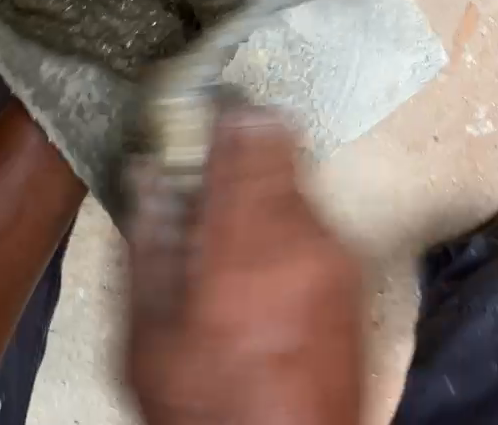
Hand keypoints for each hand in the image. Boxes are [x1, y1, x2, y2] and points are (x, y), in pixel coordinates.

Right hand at [124, 105, 365, 424]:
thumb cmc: (209, 405)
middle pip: (279, 138)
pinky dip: (287, 212)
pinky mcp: (352, 268)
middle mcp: (296, 230)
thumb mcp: (146, 339)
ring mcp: (333, 247)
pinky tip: (265, 254)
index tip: (206, 103)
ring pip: (297, 172)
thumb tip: (147, 174)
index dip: (224, 108)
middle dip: (246, 133)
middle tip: (218, 149)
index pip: (242, 134)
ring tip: (234, 218)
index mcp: (240, 241)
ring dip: (265, 176)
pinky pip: (314, 210)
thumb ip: (145, 244)